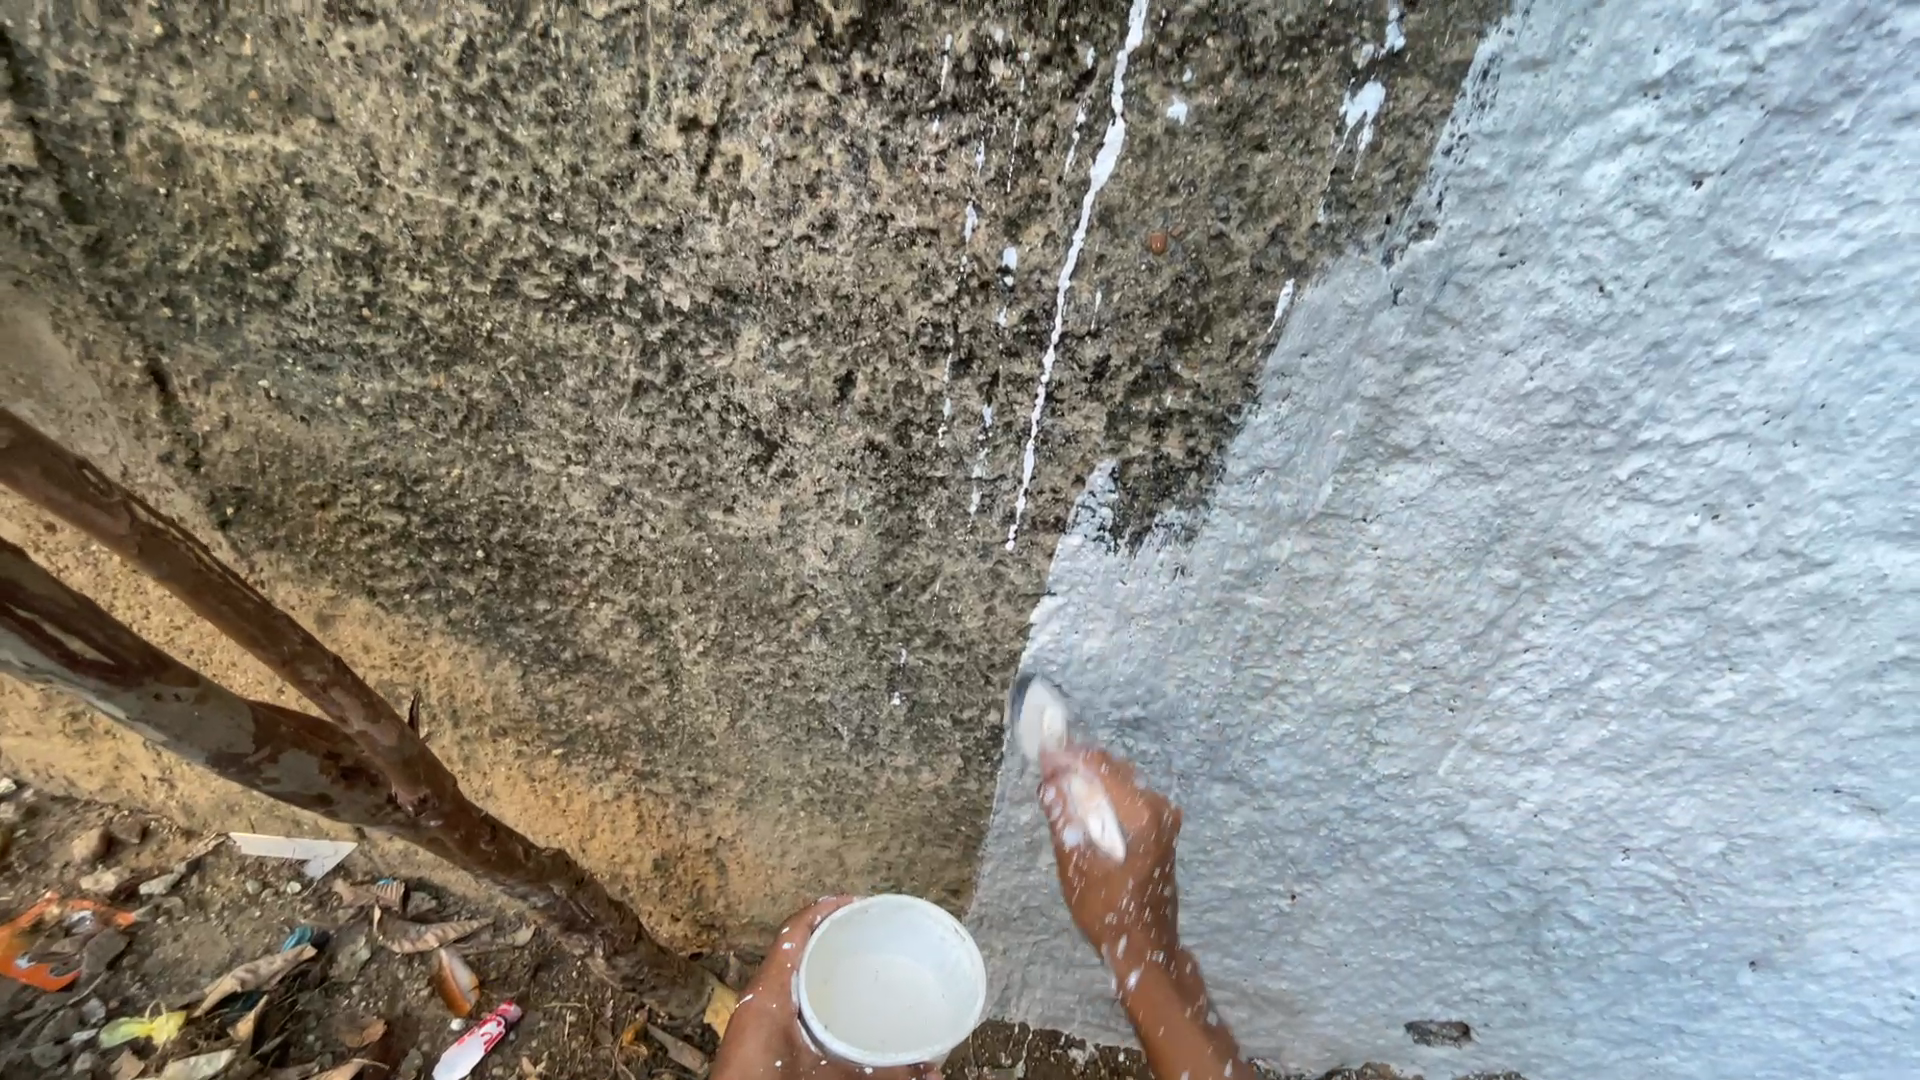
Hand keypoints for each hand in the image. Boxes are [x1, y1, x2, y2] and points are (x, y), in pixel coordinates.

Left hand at [713, 896, 939, 1079]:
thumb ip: (884, 1074)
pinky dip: (808, 992)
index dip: (825, 909)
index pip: (794, 930)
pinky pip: (784, 998)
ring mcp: (753, 1018)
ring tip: (853, 963)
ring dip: (817, 964)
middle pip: (792, 948)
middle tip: (864, 933)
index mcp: (768, 991)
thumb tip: (932, 1070)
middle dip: (828, 936)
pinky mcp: (755, 1040)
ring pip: (788, 975)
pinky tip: (831, 1007)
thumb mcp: (833, 1078)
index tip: (859, 904)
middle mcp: (757, 997)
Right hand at [1040, 748, 1245, 1079]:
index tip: (1042, 753)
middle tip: (1047, 763)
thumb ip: (1062, 818)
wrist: (1146, 950)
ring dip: (1091, 774)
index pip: (1101, 766)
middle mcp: (1159, 807)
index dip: (1069, 756)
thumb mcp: (1076, 866)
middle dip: (1079, 762)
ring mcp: (1165, 817)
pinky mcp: (1162, 827)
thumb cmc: (1108, 912)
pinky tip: (1082, 796)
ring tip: (1059, 776)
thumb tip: (1048, 780)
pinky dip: (1104, 790)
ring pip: (1122, 778)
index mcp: (1142, 813)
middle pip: (1114, 767)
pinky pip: (1129, 794)